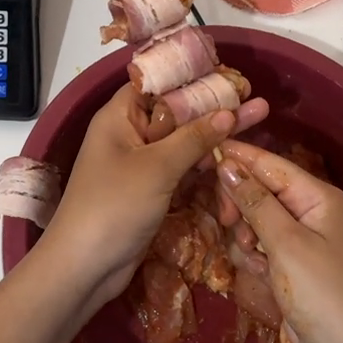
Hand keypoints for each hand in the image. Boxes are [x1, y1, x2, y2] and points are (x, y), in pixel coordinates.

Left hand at [37, 83, 268, 315]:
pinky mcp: (149, 188)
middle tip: (254, 98)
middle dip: (212, 105)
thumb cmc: (114, 206)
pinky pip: (180, 166)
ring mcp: (139, 162)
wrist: (85, 267)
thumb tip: (228, 111)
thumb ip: (193, 138)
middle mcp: (128, 132)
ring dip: (213, 133)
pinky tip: (234, 154)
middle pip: (174, 111)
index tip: (229, 75)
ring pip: (181, 140)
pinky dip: (204, 161)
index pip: (157, 83)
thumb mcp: (157, 167)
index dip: (191, 77)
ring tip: (257, 118)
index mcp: (119, 116)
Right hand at [215, 140, 342, 342]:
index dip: (235, 157)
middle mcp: (309, 211)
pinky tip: (259, 273)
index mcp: (316, 196)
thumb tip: (226, 163)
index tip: (200, 158)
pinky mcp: (292, 265)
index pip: (268, 163)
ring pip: (255, 218)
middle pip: (259, 188)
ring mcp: (301, 240)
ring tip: (251, 255)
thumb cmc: (325, 295)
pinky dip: (254, 256)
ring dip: (245, 234)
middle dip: (239, 202)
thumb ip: (255, 202)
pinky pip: (261, 245)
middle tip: (226, 222)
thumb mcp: (287, 244)